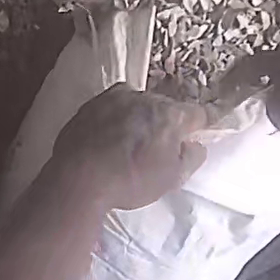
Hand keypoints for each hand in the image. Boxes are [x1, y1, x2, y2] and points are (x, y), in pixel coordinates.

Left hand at [50, 84, 207, 209]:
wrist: (78, 179)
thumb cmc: (129, 181)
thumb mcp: (171, 179)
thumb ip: (190, 158)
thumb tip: (194, 146)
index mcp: (170, 115)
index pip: (197, 113)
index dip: (201, 124)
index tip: (201, 128)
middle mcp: (144, 98)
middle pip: (164, 107)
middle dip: (164, 124)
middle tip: (157, 147)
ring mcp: (114, 99)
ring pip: (136, 105)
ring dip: (137, 118)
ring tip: (128, 143)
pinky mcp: (89, 105)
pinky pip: (110, 108)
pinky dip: (113, 119)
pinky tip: (107, 138)